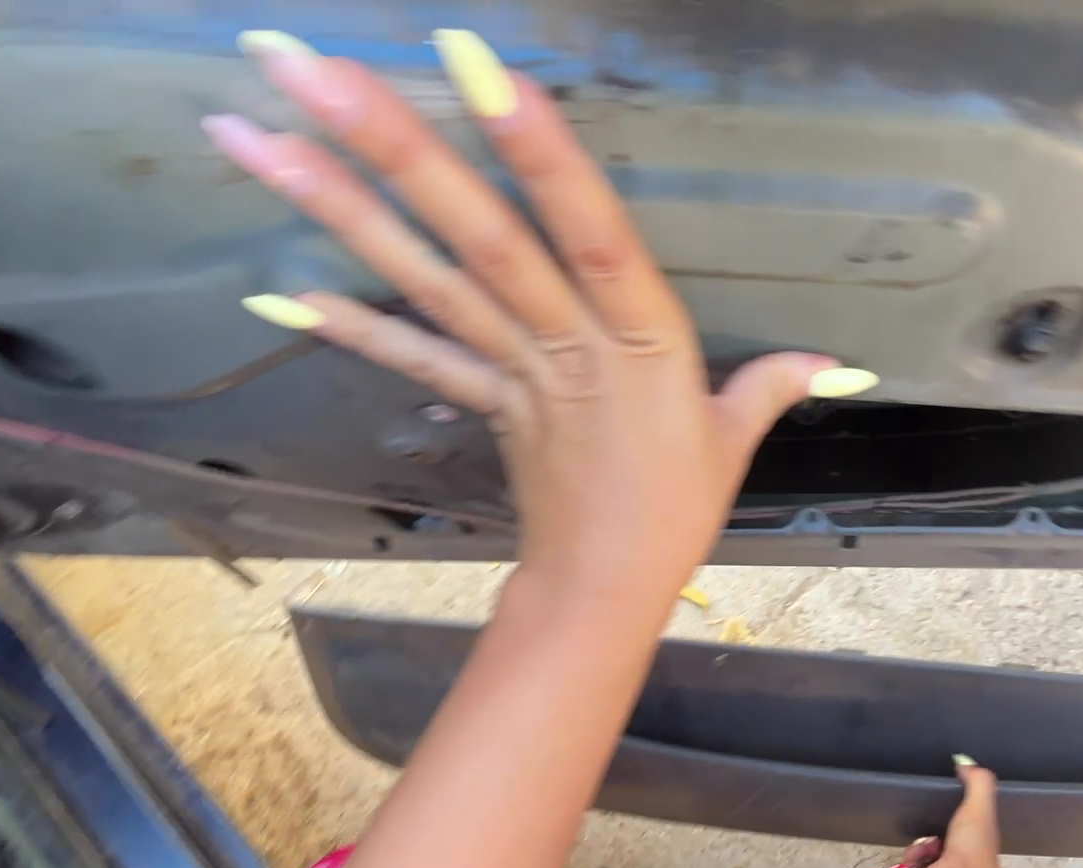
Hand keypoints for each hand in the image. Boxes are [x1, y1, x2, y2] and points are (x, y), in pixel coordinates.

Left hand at [206, 31, 872, 600]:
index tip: (474, 66)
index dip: (540, 155)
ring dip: (343, 212)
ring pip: (431, 286)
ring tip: (253, 136)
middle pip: (484, 243)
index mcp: (645, 342)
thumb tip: (829, 362)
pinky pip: (418, 363)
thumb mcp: (733, 443)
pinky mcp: (485, 407)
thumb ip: (771, 386)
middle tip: (298, 62)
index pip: (592, 235)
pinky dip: (353, 326)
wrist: (608, 588)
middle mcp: (570, 346)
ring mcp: (515, 376)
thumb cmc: (676, 513)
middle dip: (397, 149)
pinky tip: (278, 285)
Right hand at [918, 757, 1002, 867]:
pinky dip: (913, 855)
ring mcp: (945, 864)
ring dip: (920, 841)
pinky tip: (919, 855)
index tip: (942, 791)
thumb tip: (962, 759)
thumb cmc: (973, 841)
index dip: (956, 803)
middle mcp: (962, 848)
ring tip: (925, 842)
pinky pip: (912, 858)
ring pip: (923, 843)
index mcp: (977, 831)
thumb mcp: (978, 803)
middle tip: (922, 815)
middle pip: (941, 828)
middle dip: (929, 822)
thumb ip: (976, 780)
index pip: (965, 812)